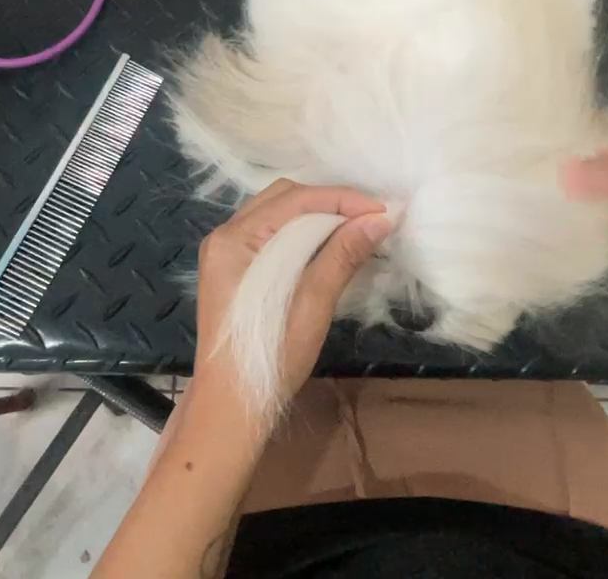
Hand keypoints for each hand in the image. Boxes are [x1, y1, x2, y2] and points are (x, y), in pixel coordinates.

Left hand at [193, 179, 392, 418]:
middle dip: (330, 201)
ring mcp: (226, 251)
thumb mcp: (311, 307)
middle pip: (283, 198)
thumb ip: (341, 257)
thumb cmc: (270, 361)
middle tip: (371, 218)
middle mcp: (225, 236)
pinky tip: (328, 242)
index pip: (294, 200)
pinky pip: (271, 231)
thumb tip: (380, 219)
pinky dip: (301, 230)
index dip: (341, 199)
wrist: (231, 409)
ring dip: (317, 213)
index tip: (383, 210)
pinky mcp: (233, 266)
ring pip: (277, 211)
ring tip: (356, 226)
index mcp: (235, 241)